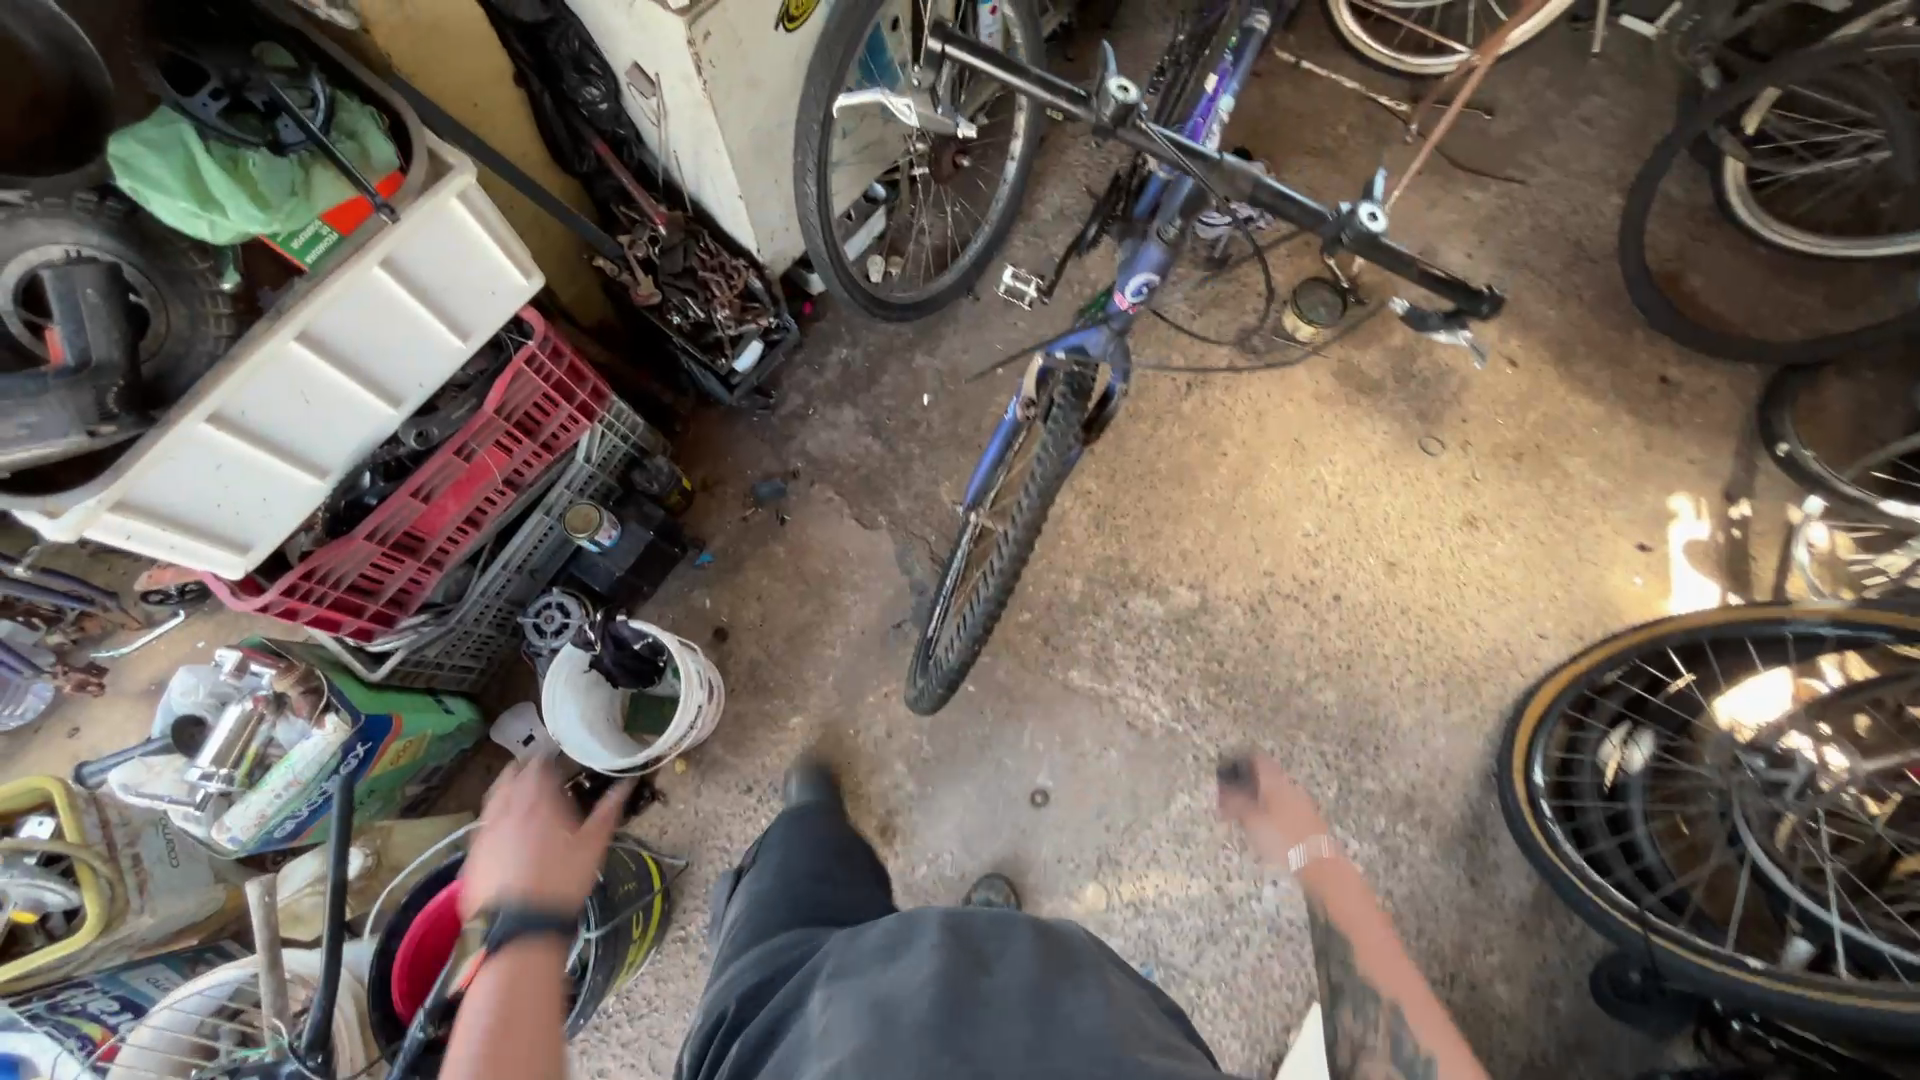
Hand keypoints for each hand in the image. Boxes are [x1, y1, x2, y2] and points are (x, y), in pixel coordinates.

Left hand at [460, 757, 635, 918]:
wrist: (519, 927)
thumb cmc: (563, 880)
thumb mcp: (595, 844)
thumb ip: (610, 808)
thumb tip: (628, 782)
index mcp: (538, 801)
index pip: (539, 766)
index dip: (548, 758)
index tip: (558, 758)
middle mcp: (507, 809)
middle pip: (511, 776)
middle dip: (524, 768)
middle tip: (538, 769)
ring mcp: (486, 831)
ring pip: (493, 798)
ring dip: (506, 788)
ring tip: (519, 789)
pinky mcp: (472, 853)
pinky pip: (483, 822)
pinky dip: (494, 814)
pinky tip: (503, 824)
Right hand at [1216, 753, 1330, 866]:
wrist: (1319, 863)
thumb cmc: (1281, 837)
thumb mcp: (1250, 820)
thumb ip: (1234, 802)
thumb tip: (1222, 791)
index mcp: (1275, 781)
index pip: (1257, 758)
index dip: (1240, 761)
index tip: (1227, 771)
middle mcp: (1290, 785)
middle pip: (1266, 775)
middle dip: (1248, 783)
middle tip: (1231, 797)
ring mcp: (1302, 802)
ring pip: (1276, 792)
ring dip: (1260, 798)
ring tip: (1245, 815)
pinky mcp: (1309, 819)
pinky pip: (1285, 806)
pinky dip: (1271, 810)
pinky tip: (1264, 826)